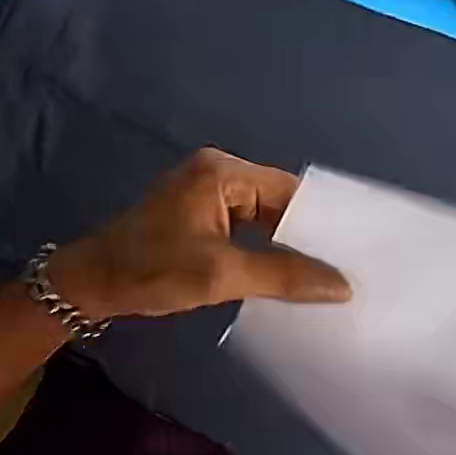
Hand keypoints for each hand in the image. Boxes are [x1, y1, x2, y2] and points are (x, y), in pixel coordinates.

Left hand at [47, 148, 351, 319]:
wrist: (96, 280)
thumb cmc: (154, 269)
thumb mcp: (221, 274)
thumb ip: (283, 274)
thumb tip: (342, 283)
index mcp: (221, 172)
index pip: (287, 189)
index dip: (322, 219)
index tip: (359, 251)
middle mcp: (216, 172)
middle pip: (276, 200)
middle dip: (306, 234)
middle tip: (352, 270)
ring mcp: (205, 192)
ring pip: (261, 215)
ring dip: (286, 244)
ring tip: (329, 278)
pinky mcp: (198, 213)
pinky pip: (243, 225)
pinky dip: (262, 248)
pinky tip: (287, 275)